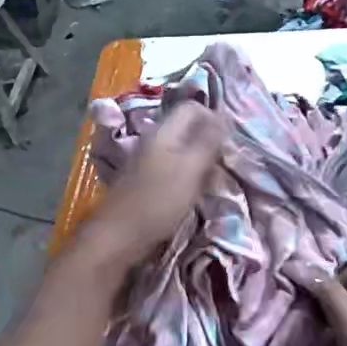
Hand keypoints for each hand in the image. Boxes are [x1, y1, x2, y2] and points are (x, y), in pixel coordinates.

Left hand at [82, 101, 224, 266]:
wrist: (118, 237)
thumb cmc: (157, 202)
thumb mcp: (190, 169)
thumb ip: (207, 141)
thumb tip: (222, 117)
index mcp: (163, 132)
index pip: (191, 107)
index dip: (213, 118)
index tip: (228, 141)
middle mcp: (152, 140)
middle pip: (186, 128)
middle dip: (208, 140)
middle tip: (223, 161)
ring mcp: (146, 161)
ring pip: (180, 149)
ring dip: (198, 159)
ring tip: (212, 178)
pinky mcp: (144, 181)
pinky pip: (172, 167)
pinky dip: (186, 174)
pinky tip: (193, 191)